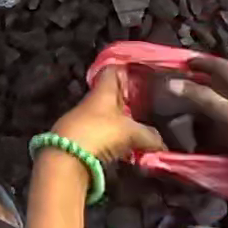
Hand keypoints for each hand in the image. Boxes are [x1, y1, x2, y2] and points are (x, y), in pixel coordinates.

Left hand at [50, 66, 164, 162]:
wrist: (66, 157)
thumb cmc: (99, 132)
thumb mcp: (131, 132)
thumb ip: (150, 135)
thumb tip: (162, 142)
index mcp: (103, 91)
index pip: (114, 71)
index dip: (127, 70)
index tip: (144, 74)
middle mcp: (93, 102)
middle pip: (114, 95)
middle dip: (131, 100)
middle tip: (153, 106)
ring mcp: (86, 120)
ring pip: (110, 116)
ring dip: (125, 123)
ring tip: (147, 130)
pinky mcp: (83, 139)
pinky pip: (105, 135)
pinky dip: (118, 140)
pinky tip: (131, 149)